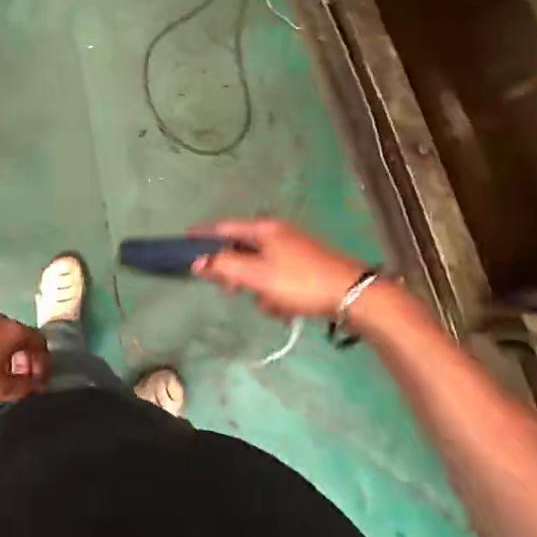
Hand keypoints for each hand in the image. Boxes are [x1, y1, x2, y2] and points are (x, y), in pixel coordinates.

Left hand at [0, 314, 50, 402]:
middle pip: (26, 339)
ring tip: (9, 380)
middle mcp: (4, 320)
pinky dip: (0, 354)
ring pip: (9, 339)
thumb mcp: (1, 387)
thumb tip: (33, 386)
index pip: (40, 344)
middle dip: (29, 362)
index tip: (40, 385)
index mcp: (15, 330)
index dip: (44, 366)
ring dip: (14, 359)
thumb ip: (23, 387)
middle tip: (26, 383)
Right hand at [190, 218, 369, 318]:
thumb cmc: (300, 282)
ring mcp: (293, 249)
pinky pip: (277, 278)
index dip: (202, 236)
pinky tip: (286, 308)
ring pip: (259, 268)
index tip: (183, 244)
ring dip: (258, 287)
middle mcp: (277, 232)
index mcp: (264, 228)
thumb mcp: (257, 275)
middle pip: (241, 249)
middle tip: (232, 290)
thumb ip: (224, 266)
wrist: (353, 295)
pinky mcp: (306, 266)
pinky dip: (276, 292)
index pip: (223, 228)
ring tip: (270, 305)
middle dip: (235, 272)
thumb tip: (197, 261)